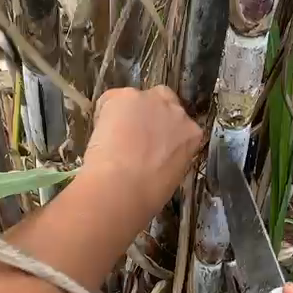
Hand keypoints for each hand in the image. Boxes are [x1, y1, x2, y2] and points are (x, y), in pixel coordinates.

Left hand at [81, 86, 202, 215]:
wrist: (121, 187)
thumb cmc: (147, 195)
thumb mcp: (171, 177)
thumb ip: (169, 159)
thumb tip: (155, 160)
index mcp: (191, 134)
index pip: (181, 127)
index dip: (165, 135)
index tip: (154, 148)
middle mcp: (175, 111)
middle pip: (163, 103)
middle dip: (150, 116)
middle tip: (135, 138)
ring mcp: (148, 100)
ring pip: (136, 100)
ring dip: (127, 115)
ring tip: (114, 140)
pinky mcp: (122, 97)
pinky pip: (111, 101)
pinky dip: (104, 114)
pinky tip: (101, 135)